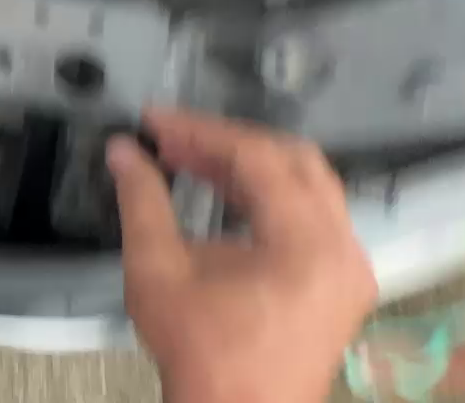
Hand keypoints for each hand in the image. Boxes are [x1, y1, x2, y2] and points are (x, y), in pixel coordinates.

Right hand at [109, 109, 375, 402]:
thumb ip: (140, 197)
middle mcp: (340, 251)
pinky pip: (301, 210)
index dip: (200, 129)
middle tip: (169, 132)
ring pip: (300, 182)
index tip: (153, 120)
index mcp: (306, 245)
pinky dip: (253, 188)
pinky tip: (208, 184)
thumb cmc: (202, 344)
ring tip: (179, 153)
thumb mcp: (156, 262)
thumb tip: (123, 150)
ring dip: (237, 161)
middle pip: (294, 161)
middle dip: (224, 138)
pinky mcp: (330, 278)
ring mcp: (341, 266)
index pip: (259, 158)